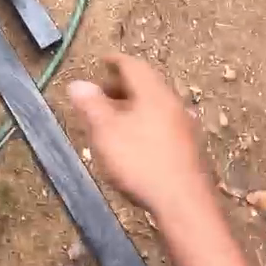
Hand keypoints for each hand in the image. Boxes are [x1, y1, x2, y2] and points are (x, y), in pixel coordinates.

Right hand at [67, 55, 212, 216]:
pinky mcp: (188, 147)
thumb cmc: (140, 162)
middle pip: (146, 84)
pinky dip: (144, 121)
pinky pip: (162, 122)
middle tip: (101, 93)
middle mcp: (172, 102)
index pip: (133, 65)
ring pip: (154, 104)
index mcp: (153, 92)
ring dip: (133, 105)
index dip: (115, 61)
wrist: (184, 204)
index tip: (102, 61)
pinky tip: (135, 140)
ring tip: (113, 119)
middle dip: (122, 85)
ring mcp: (183, 125)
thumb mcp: (106, 132)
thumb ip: (91, 105)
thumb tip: (77, 83)